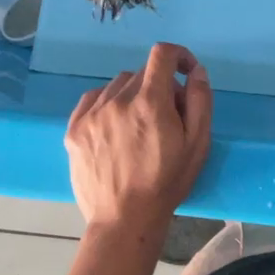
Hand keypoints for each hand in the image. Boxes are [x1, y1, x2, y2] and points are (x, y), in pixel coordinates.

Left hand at [66, 42, 212, 229]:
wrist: (124, 220)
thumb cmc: (166, 183)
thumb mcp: (198, 144)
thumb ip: (200, 101)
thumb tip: (196, 71)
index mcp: (150, 102)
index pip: (162, 54)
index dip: (178, 55)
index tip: (185, 72)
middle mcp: (118, 100)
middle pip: (142, 73)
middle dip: (159, 86)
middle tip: (166, 115)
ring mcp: (92, 114)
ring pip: (118, 85)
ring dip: (133, 94)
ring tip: (138, 124)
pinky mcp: (74, 129)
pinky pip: (93, 98)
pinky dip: (107, 102)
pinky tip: (114, 124)